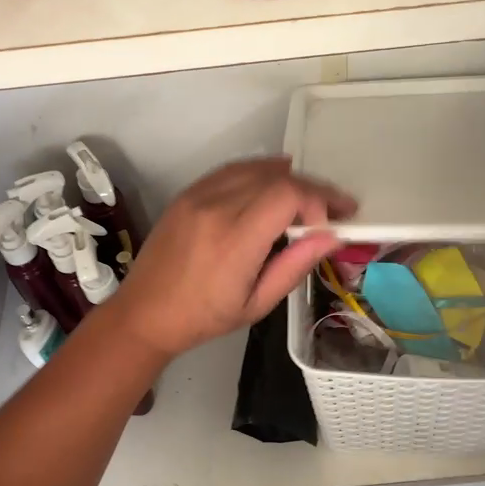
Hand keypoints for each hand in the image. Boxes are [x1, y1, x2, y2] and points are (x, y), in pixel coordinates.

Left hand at [104, 158, 356, 358]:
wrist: (144, 313)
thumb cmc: (203, 317)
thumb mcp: (257, 303)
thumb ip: (295, 265)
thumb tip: (332, 236)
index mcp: (234, 240)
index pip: (288, 195)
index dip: (320, 200)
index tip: (339, 216)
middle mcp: (215, 208)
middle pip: (276, 177)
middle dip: (312, 188)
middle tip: (335, 207)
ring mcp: (198, 196)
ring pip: (255, 167)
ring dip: (288, 176)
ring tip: (311, 196)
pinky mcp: (188, 193)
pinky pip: (232, 170)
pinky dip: (260, 172)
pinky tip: (276, 183)